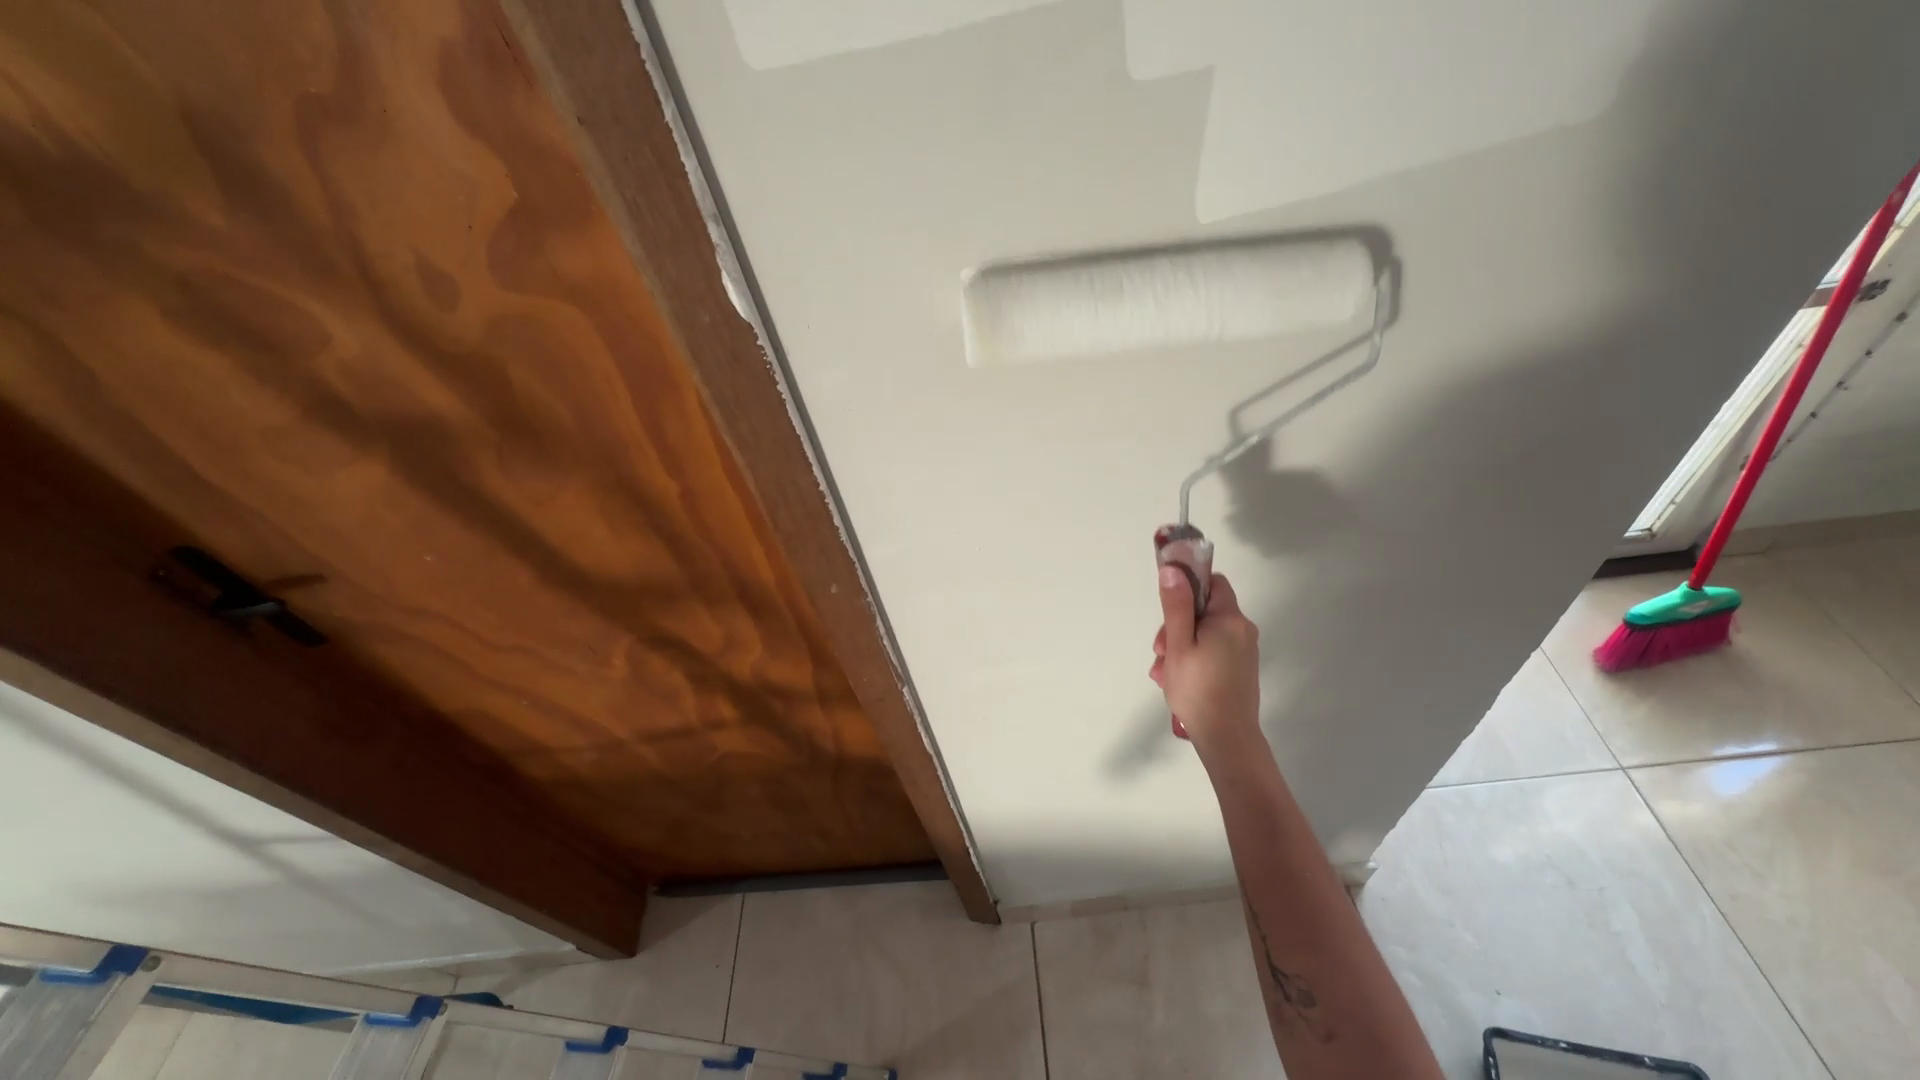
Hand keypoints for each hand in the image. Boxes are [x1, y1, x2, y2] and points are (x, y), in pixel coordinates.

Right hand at [1151, 566, 1260, 749]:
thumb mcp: (1178, 645)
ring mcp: (1243, 651)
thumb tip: (1173, 569)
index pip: (1212, 582)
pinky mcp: (1241, 669)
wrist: (1227, 737)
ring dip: (1180, 647)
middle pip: (1204, 611)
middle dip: (1176, 627)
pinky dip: (1193, 659)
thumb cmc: (1198, 689)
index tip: (1168, 608)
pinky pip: (1213, 652)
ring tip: (1164, 673)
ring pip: (1204, 634)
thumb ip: (1175, 606)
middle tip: (1160, 652)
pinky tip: (1177, 680)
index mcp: (1229, 619)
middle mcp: (1242, 630)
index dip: (1188, 587)